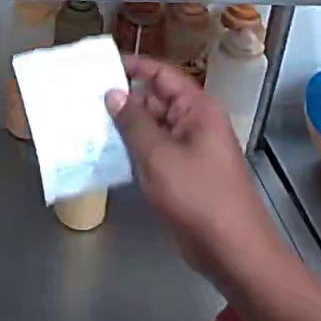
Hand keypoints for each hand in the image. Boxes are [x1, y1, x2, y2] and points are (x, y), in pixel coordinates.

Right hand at [106, 55, 288, 283]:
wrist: (234, 254)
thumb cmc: (199, 198)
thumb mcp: (159, 157)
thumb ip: (133, 122)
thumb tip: (113, 94)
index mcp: (197, 110)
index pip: (163, 74)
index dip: (133, 67)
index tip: (101, 66)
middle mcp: (195, 124)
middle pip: (155, 100)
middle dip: (123, 100)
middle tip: (86, 99)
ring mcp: (190, 150)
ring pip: (152, 128)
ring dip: (125, 128)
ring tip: (87, 123)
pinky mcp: (182, 175)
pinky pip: (153, 152)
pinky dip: (133, 151)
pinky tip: (105, 154)